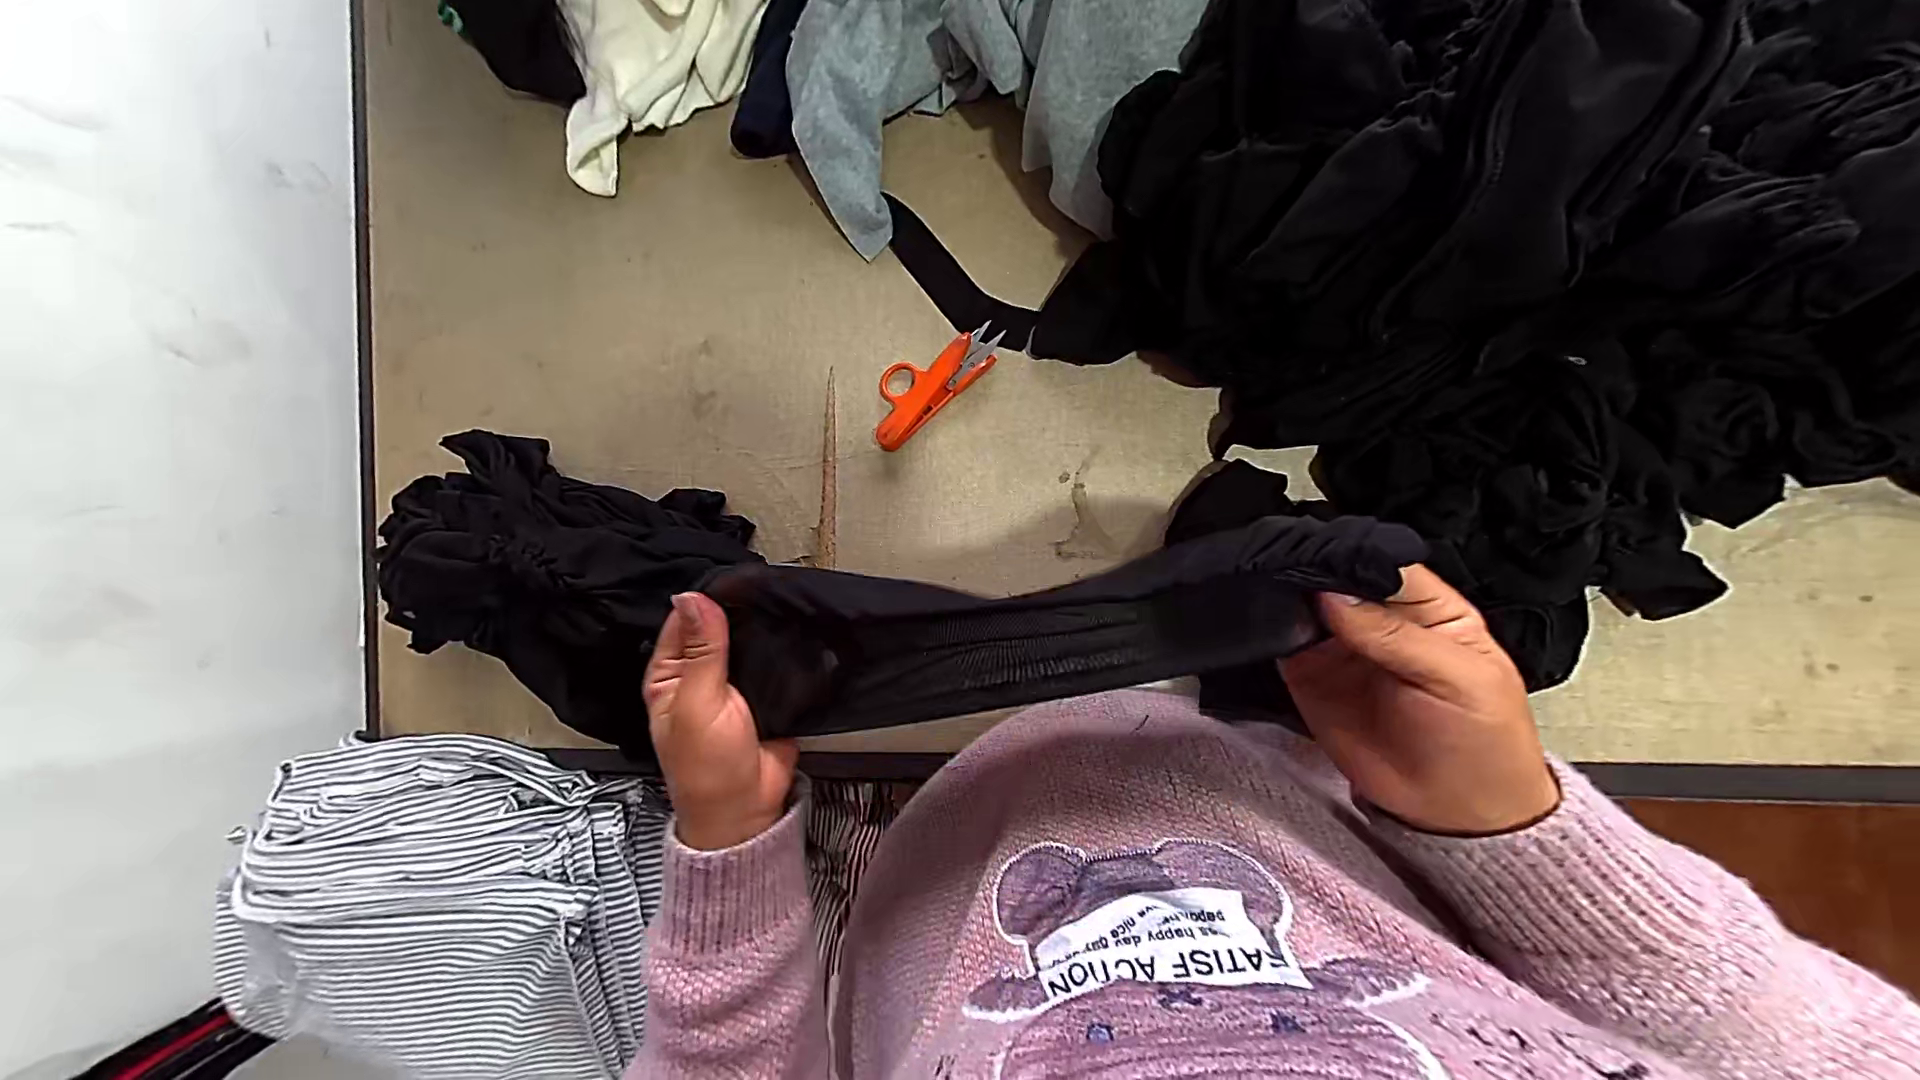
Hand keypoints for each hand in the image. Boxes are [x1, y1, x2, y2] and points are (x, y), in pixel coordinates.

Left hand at [643, 592, 798, 849]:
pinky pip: (774, 661)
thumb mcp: (699, 703)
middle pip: (719, 628)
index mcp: (671, 673)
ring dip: (764, 628)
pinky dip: (784, 648)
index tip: (739, 579)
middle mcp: (701, 673)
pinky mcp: (767, 691)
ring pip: (749, 642)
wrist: (748, 808)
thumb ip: (702, 650)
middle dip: (741, 610)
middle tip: (770, 585)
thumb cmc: (707, 766)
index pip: (685, 622)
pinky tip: (799, 629)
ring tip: (788, 601)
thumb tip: (693, 598)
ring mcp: (736, 682)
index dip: (709, 600)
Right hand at [1280, 565, 1559, 835]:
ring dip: (1286, 594)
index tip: (1323, 551)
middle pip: (1337, 578)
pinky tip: (1262, 618)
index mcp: (1429, 610)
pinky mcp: (1307, 672)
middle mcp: (1378, 621)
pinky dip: (1268, 627)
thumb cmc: (1481, 746)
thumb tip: (1333, 594)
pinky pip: (1281, 639)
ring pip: (1303, 604)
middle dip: (1312, 570)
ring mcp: (1339, 646)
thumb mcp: (1458, 681)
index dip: (1356, 555)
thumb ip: (1396, 635)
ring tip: (1269, 586)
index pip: (1386, 565)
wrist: (1449, 814)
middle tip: (1286, 565)